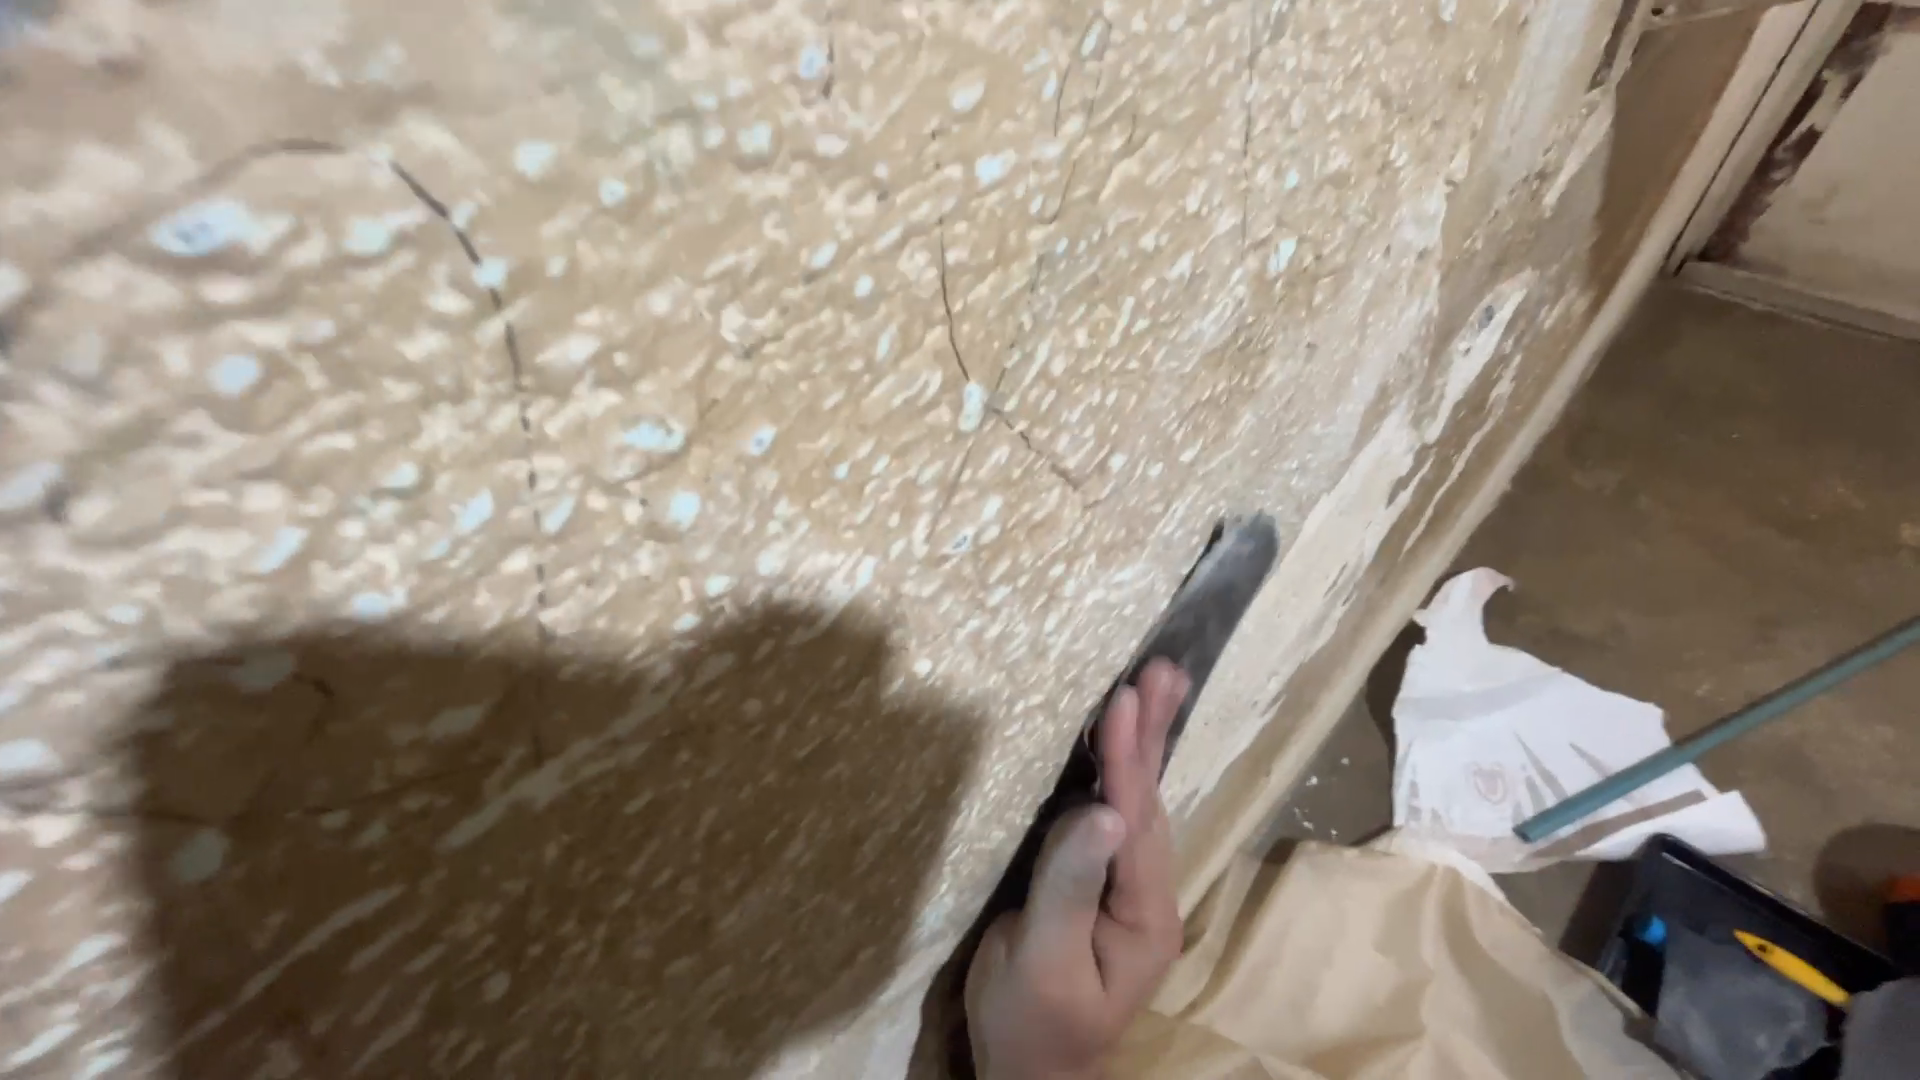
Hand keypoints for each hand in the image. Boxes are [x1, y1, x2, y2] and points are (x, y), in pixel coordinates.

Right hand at [964, 659, 1191, 1079]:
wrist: (1031, 1071)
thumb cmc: (1031, 1022)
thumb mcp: (1043, 960)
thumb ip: (1070, 885)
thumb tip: (1102, 812)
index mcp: (1145, 913)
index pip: (1134, 819)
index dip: (1128, 757)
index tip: (1126, 696)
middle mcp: (1149, 891)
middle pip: (1150, 799)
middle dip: (1153, 733)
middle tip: (1164, 670)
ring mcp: (1129, 886)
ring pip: (1138, 800)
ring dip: (1144, 742)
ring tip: (1153, 688)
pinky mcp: (1103, 881)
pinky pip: (1116, 811)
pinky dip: (1119, 768)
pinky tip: (1117, 739)